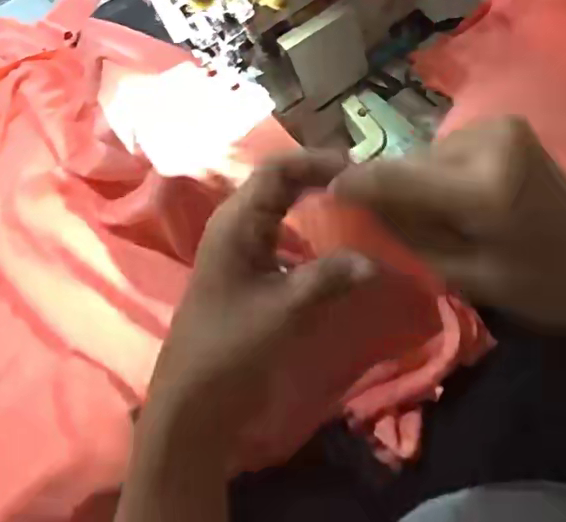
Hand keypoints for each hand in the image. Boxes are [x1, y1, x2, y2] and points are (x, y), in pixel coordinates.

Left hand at [142, 153, 377, 453]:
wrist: (190, 403)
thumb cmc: (230, 349)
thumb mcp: (284, 310)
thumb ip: (328, 277)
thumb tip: (374, 258)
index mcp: (237, 220)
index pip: (278, 168)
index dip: (316, 160)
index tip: (358, 167)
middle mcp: (234, 221)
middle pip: (278, 179)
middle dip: (317, 174)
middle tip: (361, 180)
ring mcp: (236, 242)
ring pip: (277, 202)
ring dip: (311, 195)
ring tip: (352, 200)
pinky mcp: (243, 264)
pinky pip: (277, 227)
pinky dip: (305, 222)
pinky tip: (330, 237)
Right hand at [331, 116, 565, 332]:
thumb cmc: (541, 285)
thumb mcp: (466, 276)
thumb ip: (408, 237)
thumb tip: (357, 205)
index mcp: (486, 189)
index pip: (400, 178)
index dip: (357, 182)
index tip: (326, 188)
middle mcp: (491, 141)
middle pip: (413, 163)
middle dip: (394, 188)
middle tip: (386, 218)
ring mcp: (500, 124)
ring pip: (428, 154)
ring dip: (421, 180)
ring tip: (441, 212)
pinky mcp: (503, 121)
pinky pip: (448, 147)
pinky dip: (442, 170)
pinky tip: (462, 194)